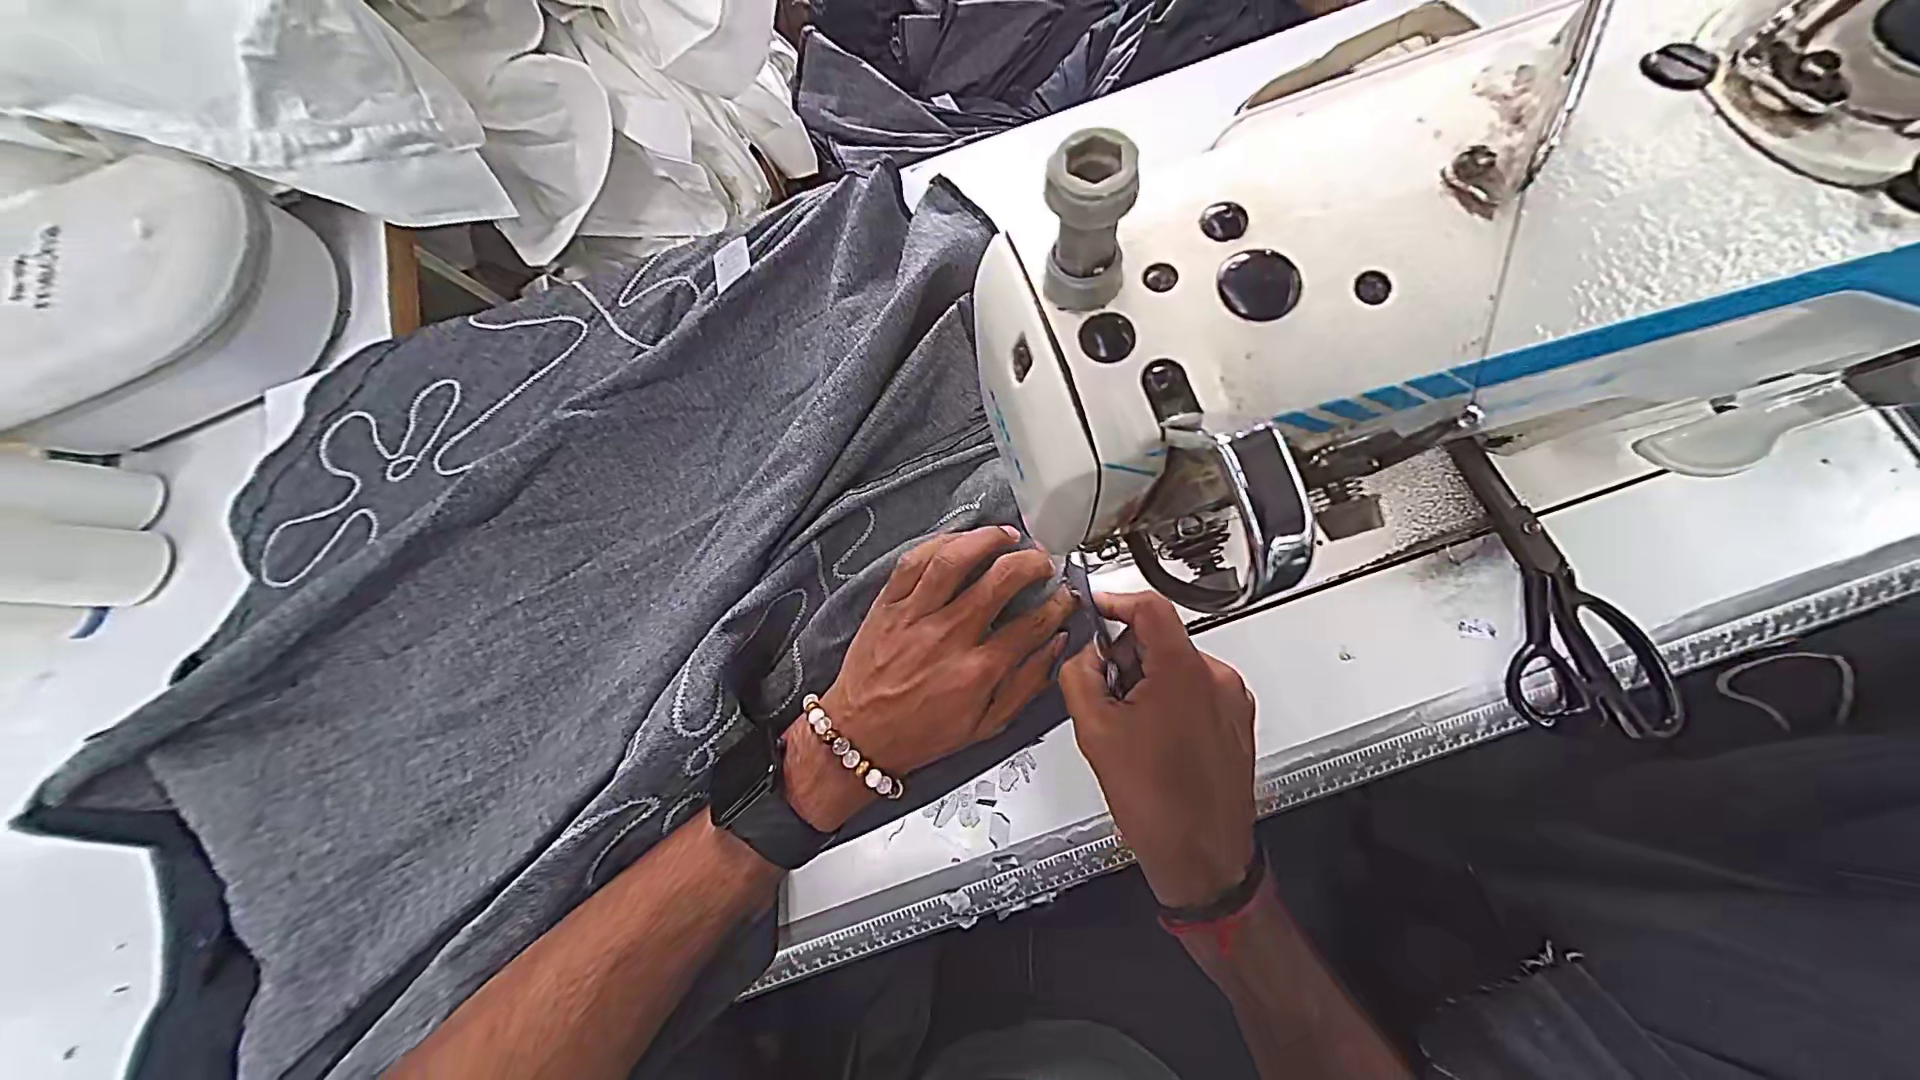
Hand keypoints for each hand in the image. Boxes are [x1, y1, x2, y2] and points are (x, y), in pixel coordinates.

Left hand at [784, 525, 1074, 830]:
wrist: (861, 734)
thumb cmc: (920, 732)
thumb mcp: (986, 725)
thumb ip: (1026, 684)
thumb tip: (1055, 646)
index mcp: (976, 671)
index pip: (1032, 623)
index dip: (1058, 602)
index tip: (1065, 594)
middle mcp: (947, 637)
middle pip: (1000, 580)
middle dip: (1030, 562)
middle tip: (1040, 560)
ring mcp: (915, 617)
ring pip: (954, 560)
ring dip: (987, 540)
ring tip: (1006, 536)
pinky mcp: (888, 605)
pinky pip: (913, 561)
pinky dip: (940, 542)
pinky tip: (959, 540)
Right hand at [1060, 590, 1256, 908]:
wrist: (1202, 855)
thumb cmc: (1161, 806)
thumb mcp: (1095, 731)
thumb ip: (1079, 675)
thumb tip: (1082, 653)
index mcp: (1183, 672)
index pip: (1149, 606)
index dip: (1114, 601)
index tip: (1096, 607)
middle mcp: (1215, 679)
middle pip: (1159, 636)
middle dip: (1124, 653)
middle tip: (1104, 687)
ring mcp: (1230, 699)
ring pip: (1175, 663)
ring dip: (1145, 677)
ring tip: (1130, 723)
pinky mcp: (1235, 718)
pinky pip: (1193, 687)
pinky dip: (1167, 696)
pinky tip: (1152, 734)